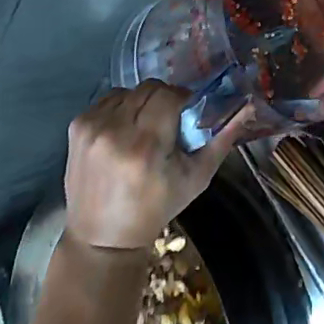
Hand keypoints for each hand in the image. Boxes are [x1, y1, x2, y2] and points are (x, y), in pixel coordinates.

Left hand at [64, 81, 250, 249]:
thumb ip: (221, 140)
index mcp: (145, 146)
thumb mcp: (196, 179)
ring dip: (142, 102)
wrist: (103, 236)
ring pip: (127, 91)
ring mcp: (91, 128)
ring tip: (145, 127)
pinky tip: (125, 131)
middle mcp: (115, 131)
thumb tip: (246, 108)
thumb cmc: (156, 209)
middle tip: (170, 119)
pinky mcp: (76, 128)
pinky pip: (107, 101)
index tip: (188, 112)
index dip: (182, 99)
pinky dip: (121, 109)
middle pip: (148, 88)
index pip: (168, 95)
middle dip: (164, 99)